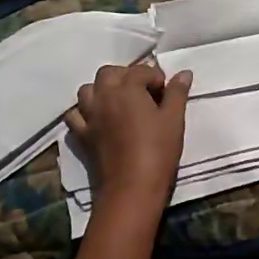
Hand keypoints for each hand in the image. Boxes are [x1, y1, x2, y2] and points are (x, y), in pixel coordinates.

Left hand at [64, 63, 192, 208]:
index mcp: (127, 88)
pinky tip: (95, 118)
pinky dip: (83, 112)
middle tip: (142, 92)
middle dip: (125, 76)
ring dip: (101, 90)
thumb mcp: (174, 120)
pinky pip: (74, 115)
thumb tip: (184, 73)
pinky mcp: (82, 134)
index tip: (166, 92)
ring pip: (88, 89)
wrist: (132, 187)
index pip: (141, 71)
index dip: (156, 78)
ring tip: (118, 101)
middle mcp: (104, 96)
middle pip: (109, 73)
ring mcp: (89, 115)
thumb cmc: (158, 151)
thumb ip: (177, 93)